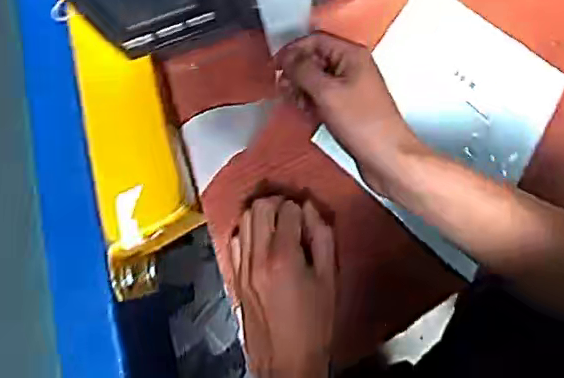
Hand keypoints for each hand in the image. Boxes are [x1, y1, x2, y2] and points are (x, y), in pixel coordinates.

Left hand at [230, 196, 334, 377]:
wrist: (287, 366)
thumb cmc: (313, 326)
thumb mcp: (329, 278)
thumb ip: (323, 236)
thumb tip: (311, 208)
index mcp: (283, 257)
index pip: (288, 208)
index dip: (302, 207)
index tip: (309, 216)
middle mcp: (257, 259)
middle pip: (260, 207)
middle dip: (278, 202)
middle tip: (292, 211)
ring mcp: (242, 269)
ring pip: (244, 219)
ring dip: (261, 214)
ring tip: (277, 223)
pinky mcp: (235, 279)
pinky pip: (234, 241)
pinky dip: (247, 232)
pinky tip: (261, 239)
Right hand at [276, 33, 428, 199]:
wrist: (387, 158)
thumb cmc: (364, 125)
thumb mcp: (327, 93)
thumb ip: (303, 70)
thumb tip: (288, 57)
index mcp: (352, 55)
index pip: (316, 40)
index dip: (294, 50)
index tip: (277, 65)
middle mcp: (353, 66)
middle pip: (316, 58)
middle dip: (297, 72)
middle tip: (285, 88)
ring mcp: (352, 86)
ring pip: (318, 78)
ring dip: (303, 89)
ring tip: (296, 104)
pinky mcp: (349, 105)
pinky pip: (324, 96)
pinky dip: (313, 102)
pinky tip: (308, 115)